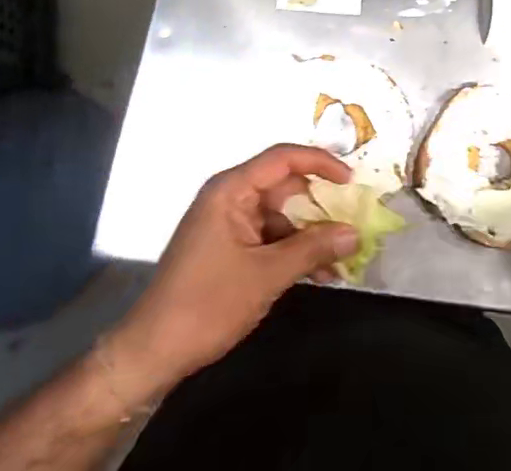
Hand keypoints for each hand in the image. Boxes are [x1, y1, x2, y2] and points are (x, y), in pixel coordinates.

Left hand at [101, 144, 359, 400]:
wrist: (154, 350)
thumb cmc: (207, 303)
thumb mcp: (266, 275)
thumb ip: (313, 249)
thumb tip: (354, 233)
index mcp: (231, 189)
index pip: (283, 158)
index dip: (320, 162)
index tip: (353, 180)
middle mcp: (230, 197)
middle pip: (285, 186)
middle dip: (321, 204)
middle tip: (356, 220)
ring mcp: (229, 222)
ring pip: (282, 215)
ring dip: (311, 234)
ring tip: (344, 258)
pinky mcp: (230, 246)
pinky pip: (271, 237)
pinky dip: (295, 250)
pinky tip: (322, 274)